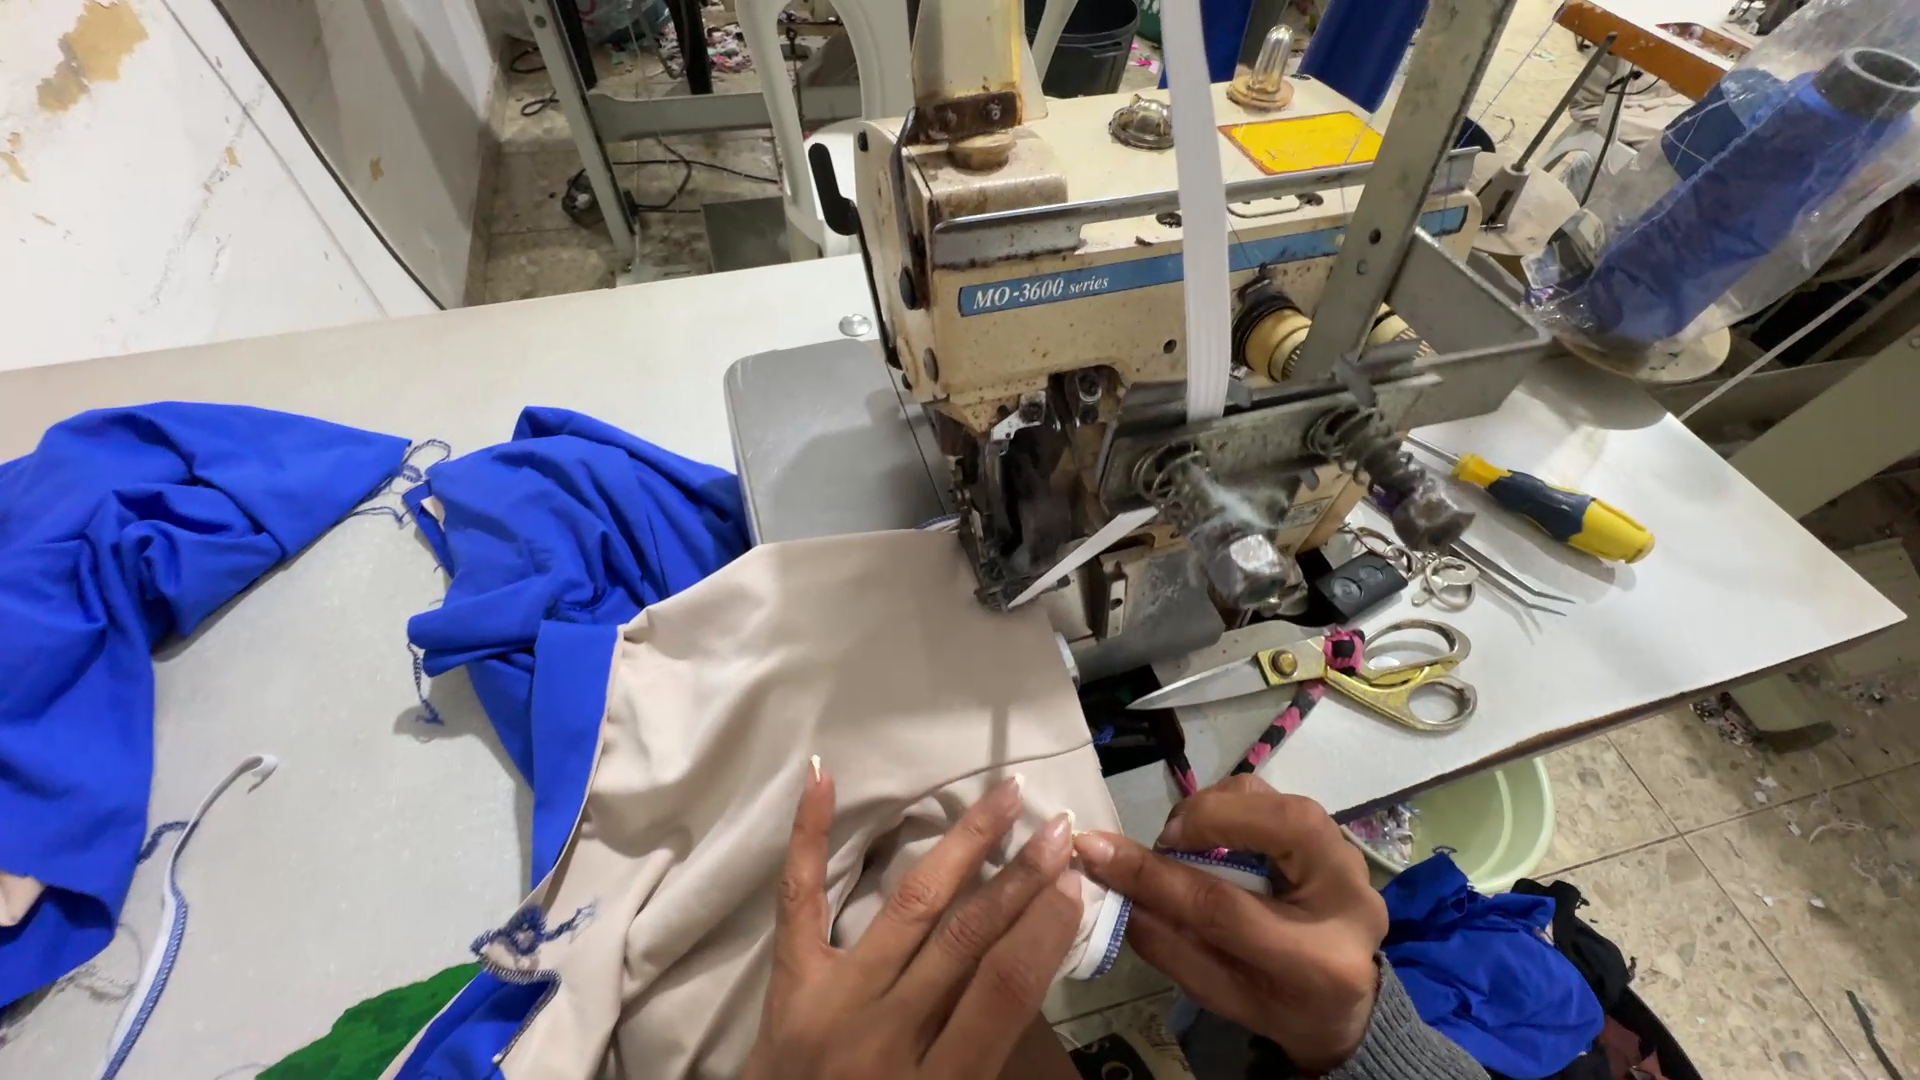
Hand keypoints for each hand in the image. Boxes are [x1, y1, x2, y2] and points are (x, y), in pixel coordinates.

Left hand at [744, 765, 1084, 1079]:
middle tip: (1057, 827)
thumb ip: (989, 1047)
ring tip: (1000, 796)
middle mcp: (886, 1034)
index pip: (1004, 989)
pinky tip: (821, 777)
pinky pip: (798, 900)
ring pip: (909, 906)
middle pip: (965, 937)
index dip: (1045, 927)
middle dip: (1018, 876)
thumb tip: (1032, 959)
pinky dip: (807, 837)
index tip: (1075, 879)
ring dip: (961, 844)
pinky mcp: (789, 981)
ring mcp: (831, 1000)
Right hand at [1072, 775, 1386, 1074]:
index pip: (1222, 906)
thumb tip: (1109, 878)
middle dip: (1206, 817)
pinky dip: (1233, 803)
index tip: (1095, 849)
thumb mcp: (1218, 992)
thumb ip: (1166, 942)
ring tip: (1186, 837)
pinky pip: (1277, 798)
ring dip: (1217, 806)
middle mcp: (1349, 899)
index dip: (1152, 875)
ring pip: (1278, 799)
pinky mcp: (1336, 838)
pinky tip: (1214, 830)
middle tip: (1165, 840)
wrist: (1348, 1005)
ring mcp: (1351, 861)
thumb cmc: (1276, 1004)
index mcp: (1316, 963)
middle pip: (1280, 826)